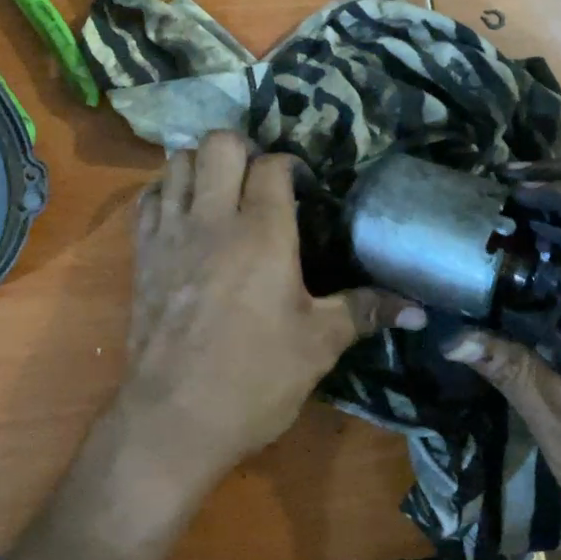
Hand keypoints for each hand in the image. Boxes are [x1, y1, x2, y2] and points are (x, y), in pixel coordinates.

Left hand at [121, 130, 402, 478]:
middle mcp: (212, 217)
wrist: (174, 417)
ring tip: (219, 189)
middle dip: (242, 148)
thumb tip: (419, 309)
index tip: (301, 188)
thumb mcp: (318, 345)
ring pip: (178, 160)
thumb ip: (363, 311)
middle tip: (256, 178)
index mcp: (261, 231)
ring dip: (200, 163)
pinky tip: (182, 214)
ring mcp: (170, 231)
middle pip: (219, 143)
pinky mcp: (142, 252)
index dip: (289, 166)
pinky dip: (166, 192)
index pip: (272, 165)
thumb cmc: (254, 379)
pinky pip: (149, 197)